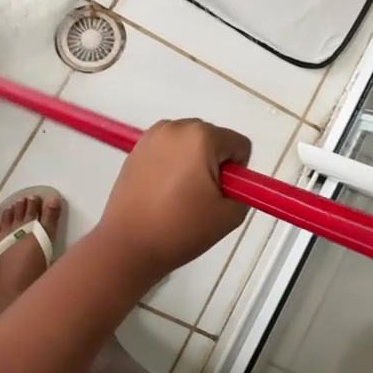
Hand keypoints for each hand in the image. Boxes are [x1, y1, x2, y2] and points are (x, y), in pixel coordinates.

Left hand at [94, 118, 250, 280]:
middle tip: (201, 197)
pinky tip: (163, 191)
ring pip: (191, 143)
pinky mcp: (136, 149)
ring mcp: (152, 136)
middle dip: (215, 163)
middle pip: (214, 139)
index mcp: (202, 137)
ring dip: (194, 161)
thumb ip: (245, 191)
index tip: (221, 194)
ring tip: (180, 195)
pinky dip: (173, 163)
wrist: (127, 246)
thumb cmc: (181, 229)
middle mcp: (176, 127)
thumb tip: (233, 181)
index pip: (239, 144)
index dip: (237, 172)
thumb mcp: (230, 215)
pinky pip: (169, 148)